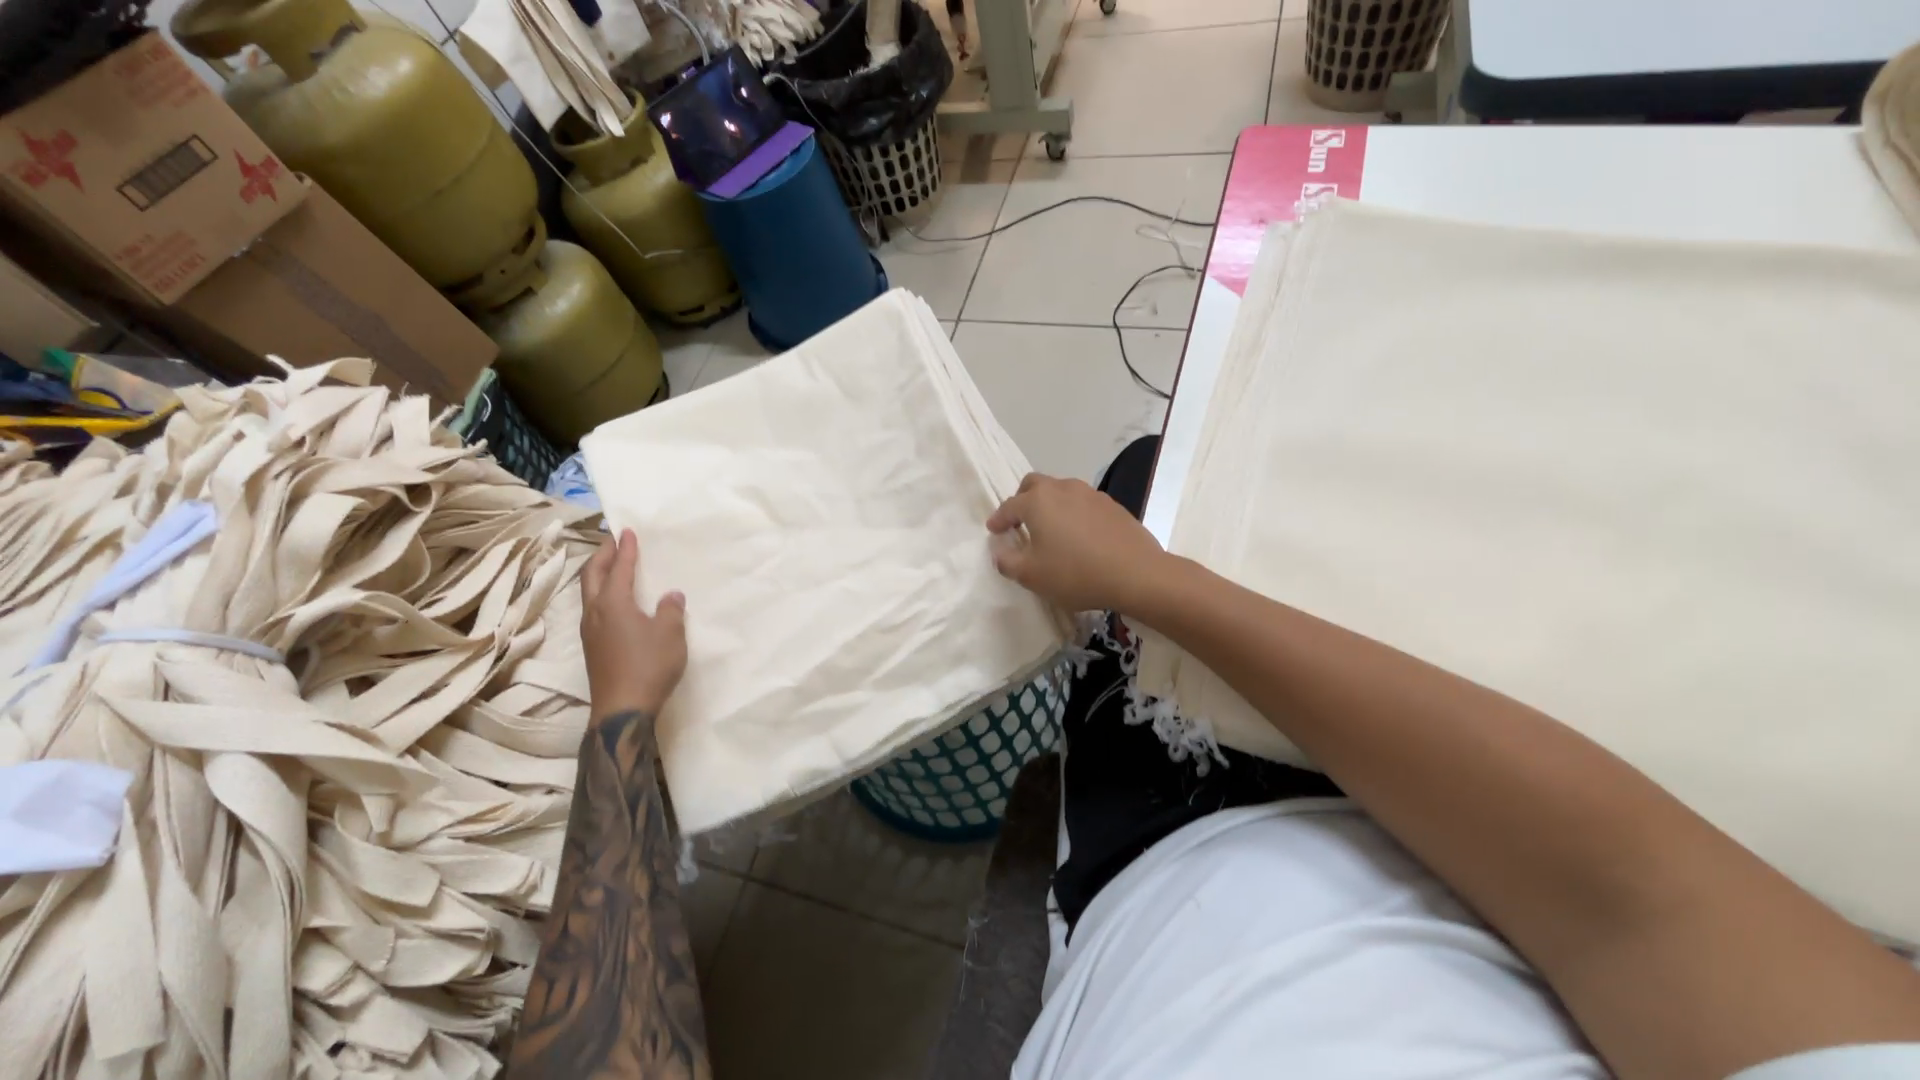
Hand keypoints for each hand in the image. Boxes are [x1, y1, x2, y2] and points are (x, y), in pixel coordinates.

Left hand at [580, 529, 686, 720]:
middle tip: (613, 541)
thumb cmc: (649, 666)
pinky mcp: (593, 647)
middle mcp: (595, 612)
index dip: (625, 549)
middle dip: (603, 555)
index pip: (619, 568)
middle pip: (592, 575)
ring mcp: (590, 631)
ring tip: (612, 566)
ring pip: (589, 592)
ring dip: (599, 574)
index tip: (628, 531)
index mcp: (613, 603)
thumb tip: (670, 596)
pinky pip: (593, 609)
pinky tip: (615, 601)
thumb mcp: (670, 635)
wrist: (622, 710)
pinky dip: (602, 594)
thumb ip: (671, 610)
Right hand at [986, 473, 1168, 613]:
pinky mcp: (1113, 506)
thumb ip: (1008, 562)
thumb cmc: (1076, 574)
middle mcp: (1063, 489)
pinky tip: (1079, 536)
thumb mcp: (1032, 576)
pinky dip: (1074, 513)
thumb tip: (999, 551)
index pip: (1010, 505)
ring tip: (1050, 528)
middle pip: (1035, 485)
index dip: (998, 519)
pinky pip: (1084, 504)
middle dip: (1022, 499)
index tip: (993, 530)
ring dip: (1050, 505)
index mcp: (1038, 501)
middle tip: (1019, 520)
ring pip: (1062, 491)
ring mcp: (1091, 494)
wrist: (1136, 574)